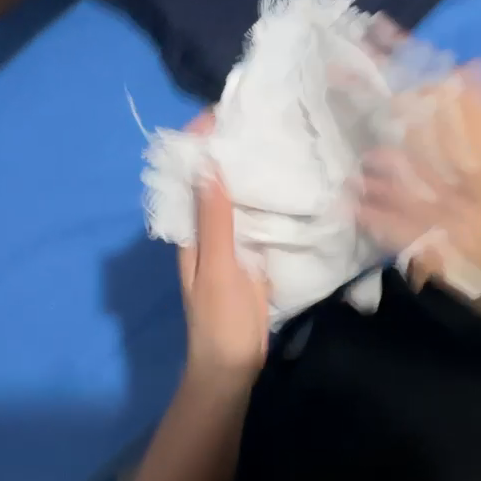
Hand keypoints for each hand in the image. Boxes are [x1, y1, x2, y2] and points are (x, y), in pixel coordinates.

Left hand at [177, 115, 269, 384]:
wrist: (233, 367)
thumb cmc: (220, 319)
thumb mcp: (218, 267)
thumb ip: (215, 220)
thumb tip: (208, 165)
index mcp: (191, 231)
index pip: (190, 176)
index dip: (199, 145)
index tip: (222, 113)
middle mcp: (208, 230)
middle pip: (213, 181)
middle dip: (228, 151)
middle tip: (259, 118)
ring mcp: (232, 243)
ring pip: (236, 197)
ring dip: (249, 171)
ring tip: (276, 139)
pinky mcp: (253, 255)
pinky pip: (257, 218)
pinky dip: (267, 198)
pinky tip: (290, 183)